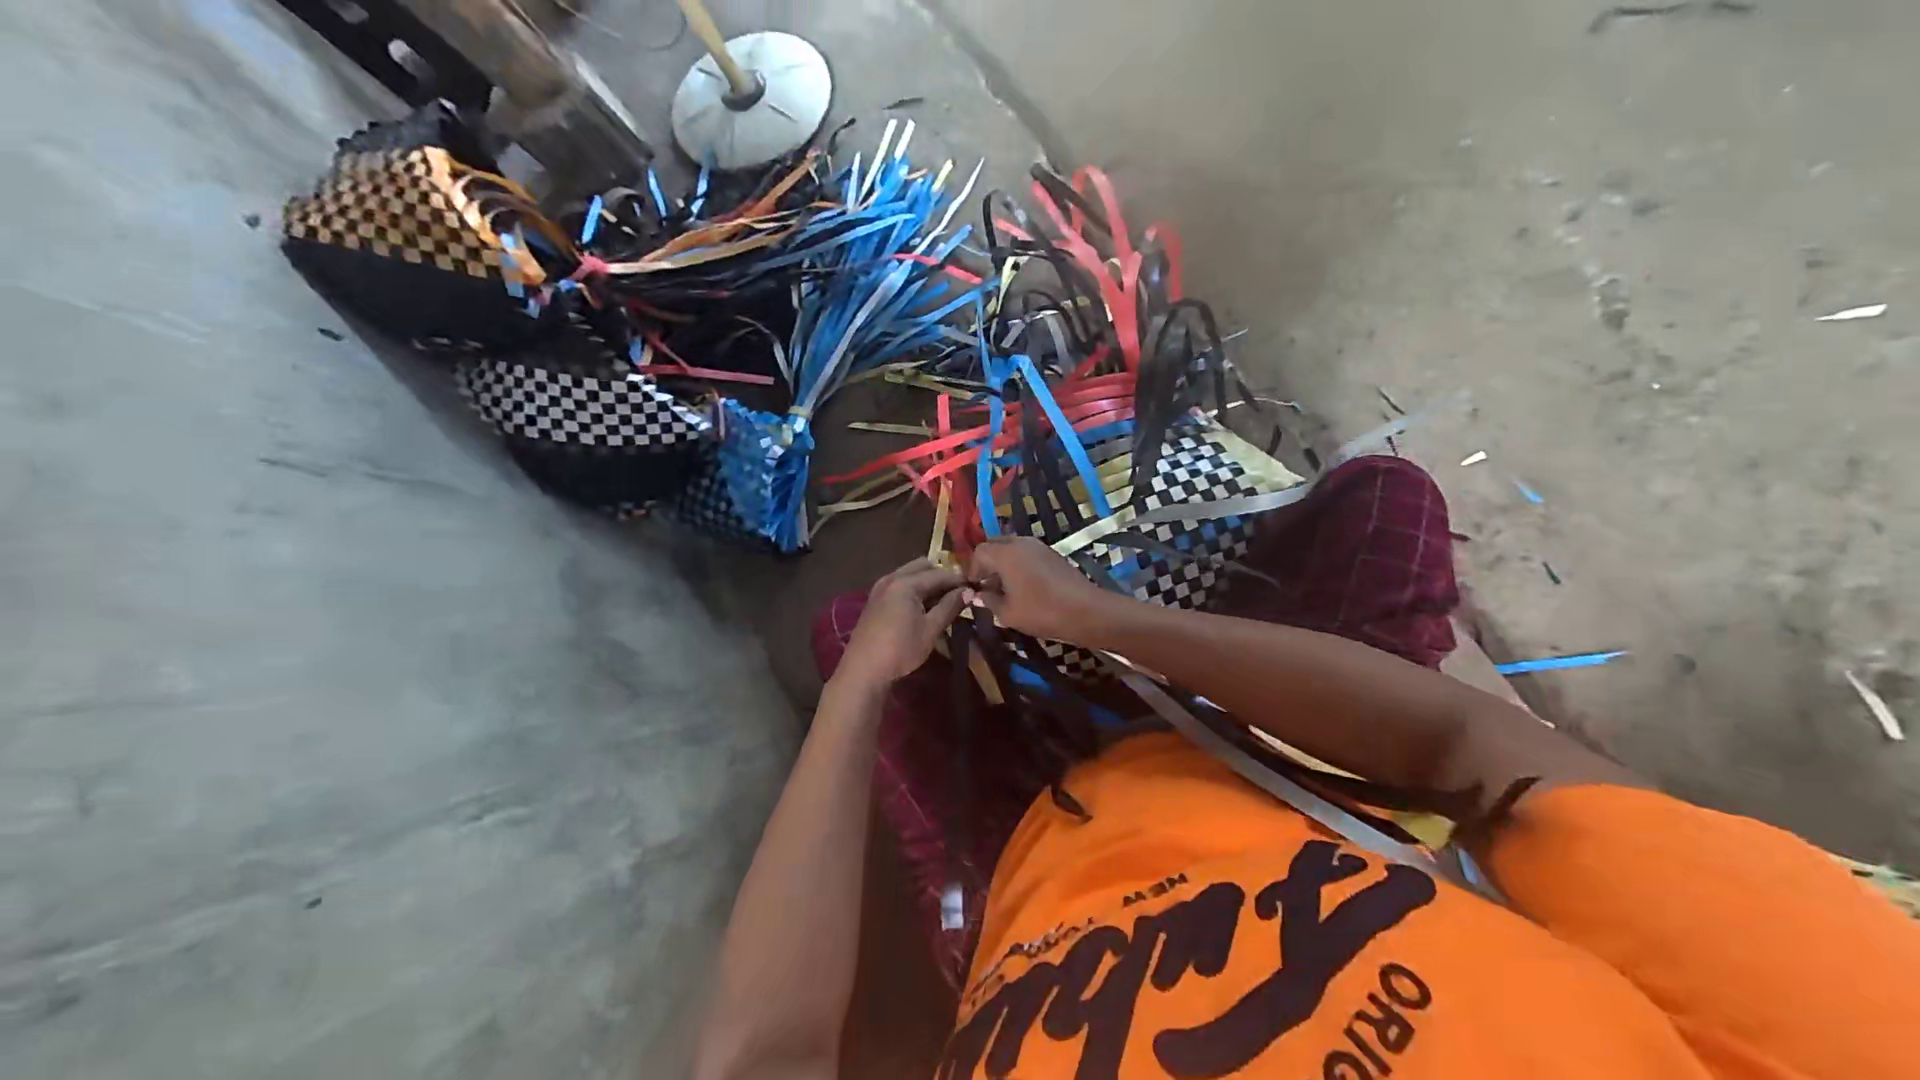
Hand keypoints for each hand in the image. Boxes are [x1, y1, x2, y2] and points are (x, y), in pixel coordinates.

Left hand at [836, 559, 965, 687]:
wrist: (863, 670)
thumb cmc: (900, 650)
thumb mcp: (930, 629)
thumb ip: (949, 606)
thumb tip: (968, 591)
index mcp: (905, 583)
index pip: (939, 574)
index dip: (958, 580)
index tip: (975, 588)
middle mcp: (891, 578)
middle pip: (922, 567)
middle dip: (941, 576)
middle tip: (957, 593)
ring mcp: (880, 588)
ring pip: (909, 574)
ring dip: (927, 582)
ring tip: (942, 601)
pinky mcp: (875, 599)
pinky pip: (899, 584)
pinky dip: (913, 588)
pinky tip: (922, 606)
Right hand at [964, 536, 1114, 644]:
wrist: (1086, 611)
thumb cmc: (1042, 612)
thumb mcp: (1008, 613)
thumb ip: (988, 600)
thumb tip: (976, 595)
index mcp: (1006, 554)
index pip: (979, 552)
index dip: (973, 570)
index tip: (975, 588)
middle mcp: (1021, 543)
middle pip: (995, 545)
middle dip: (988, 564)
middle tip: (987, 586)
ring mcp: (1039, 546)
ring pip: (1012, 548)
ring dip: (1004, 564)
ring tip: (1005, 588)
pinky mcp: (1053, 554)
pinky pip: (1027, 553)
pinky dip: (1019, 564)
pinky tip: (1024, 586)